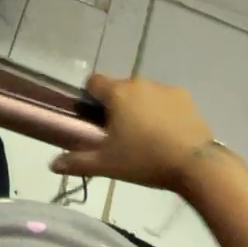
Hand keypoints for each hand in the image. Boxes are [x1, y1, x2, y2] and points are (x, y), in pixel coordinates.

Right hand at [50, 74, 223, 192]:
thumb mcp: (108, 164)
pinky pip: (165, 99)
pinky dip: (163, 111)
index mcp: (116, 93)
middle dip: (117, 106)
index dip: (91, 97)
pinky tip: (169, 134)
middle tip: (120, 134)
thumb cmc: (145, 160)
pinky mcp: (184, 96)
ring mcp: (163, 87)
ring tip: (147, 137)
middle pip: (119, 88)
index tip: (95, 118)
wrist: (195, 163)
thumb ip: (78, 161)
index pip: (93, 82)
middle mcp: (137, 82)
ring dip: (140, 107)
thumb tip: (52, 164)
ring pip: (143, 93)